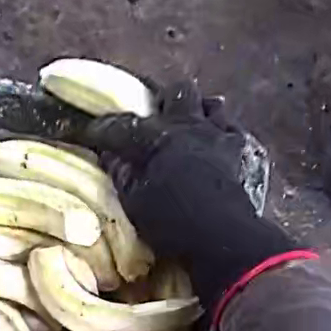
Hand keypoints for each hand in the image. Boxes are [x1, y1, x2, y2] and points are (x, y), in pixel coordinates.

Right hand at [80, 82, 301, 311]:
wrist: (223, 238)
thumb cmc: (172, 224)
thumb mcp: (135, 204)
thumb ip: (123, 176)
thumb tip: (110, 156)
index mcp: (159, 139)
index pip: (124, 125)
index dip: (103, 128)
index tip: (88, 132)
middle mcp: (191, 126)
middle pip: (177, 92)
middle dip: (161, 100)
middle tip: (151, 117)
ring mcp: (220, 136)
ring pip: (210, 104)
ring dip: (196, 111)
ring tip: (187, 126)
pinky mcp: (242, 152)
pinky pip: (232, 128)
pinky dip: (220, 133)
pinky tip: (214, 145)